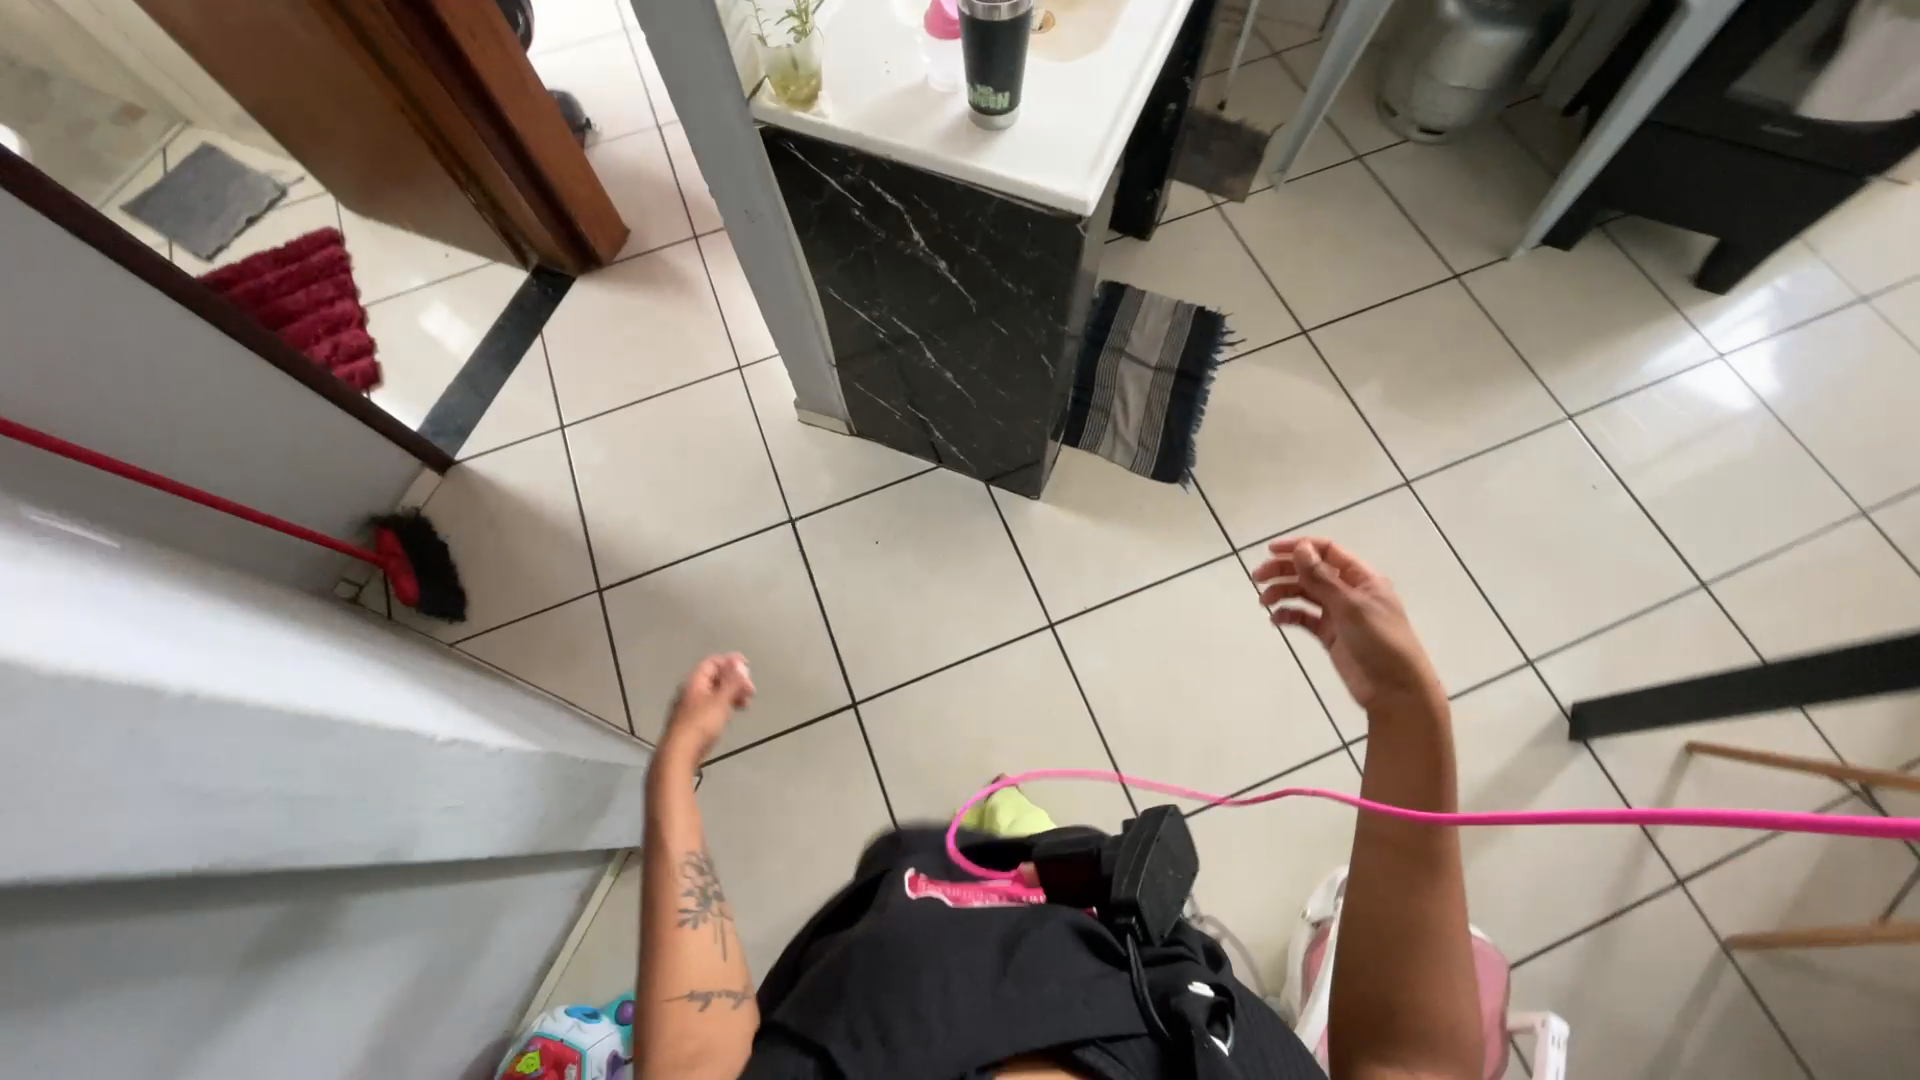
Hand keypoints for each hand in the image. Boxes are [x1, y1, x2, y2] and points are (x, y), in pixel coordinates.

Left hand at [662, 653, 754, 762]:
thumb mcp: (720, 700)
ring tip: (746, 703)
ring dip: (732, 693)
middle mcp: (692, 691)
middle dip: (735, 680)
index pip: (713, 662)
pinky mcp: (695, 721)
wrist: (680, 753)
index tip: (748, 666)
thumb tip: (740, 664)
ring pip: (716, 692)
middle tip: (750, 689)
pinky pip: (713, 705)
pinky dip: (726, 705)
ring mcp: (692, 706)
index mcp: (695, 682)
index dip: (730, 661)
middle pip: (715, 677)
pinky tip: (733, 713)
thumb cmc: (701, 724)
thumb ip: (732, 681)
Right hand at [1251, 538, 1440, 712]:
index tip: (1270, 551)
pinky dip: (1289, 615)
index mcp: (1362, 578)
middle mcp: (1349, 591)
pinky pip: (1304, 617)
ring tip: (1264, 601)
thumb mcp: (1351, 607)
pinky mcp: (1330, 634)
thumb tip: (1300, 548)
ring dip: (1283, 592)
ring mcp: (1339, 613)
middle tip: (1257, 578)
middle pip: (1311, 571)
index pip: (1327, 551)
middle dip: (1284, 571)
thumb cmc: (1381, 643)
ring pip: (1305, 594)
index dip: (1299, 547)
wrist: (1396, 691)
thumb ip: (1322, 578)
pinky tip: (1276, 620)